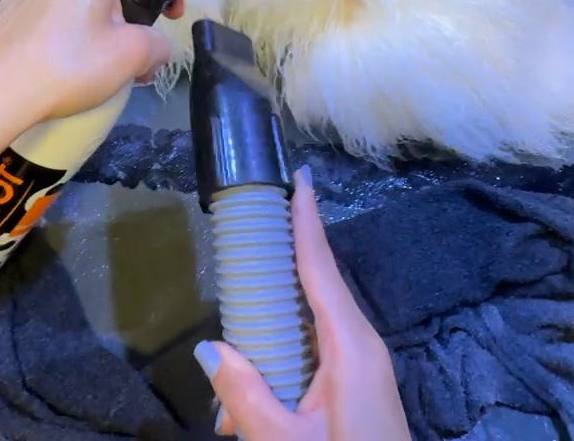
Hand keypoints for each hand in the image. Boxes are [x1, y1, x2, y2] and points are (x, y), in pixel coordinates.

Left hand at [0, 0, 195, 128]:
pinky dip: (80, 21)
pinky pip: (60, 5)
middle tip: (164, 21)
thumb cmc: (68, 64)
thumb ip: (158, 44)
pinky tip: (79, 56)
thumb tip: (157, 48)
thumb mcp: (131, 55)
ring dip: (113, 9)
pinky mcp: (14, 6)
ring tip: (121, 50)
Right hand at [196, 167, 410, 439]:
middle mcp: (361, 343)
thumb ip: (247, 396)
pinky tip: (253, 397)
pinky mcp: (358, 385)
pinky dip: (283, 358)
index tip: (300, 176)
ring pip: (311, 323)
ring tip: (236, 365)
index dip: (307, 219)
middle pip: (315, 285)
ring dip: (271, 331)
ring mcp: (363, 364)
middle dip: (276, 269)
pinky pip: (316, 350)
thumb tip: (209, 349)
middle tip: (245, 239)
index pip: (320, 266)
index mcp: (350, 345)